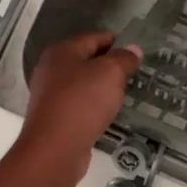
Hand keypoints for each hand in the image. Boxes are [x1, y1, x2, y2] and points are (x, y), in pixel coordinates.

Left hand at [15, 32, 142, 179]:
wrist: (55, 148)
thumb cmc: (83, 103)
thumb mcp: (110, 73)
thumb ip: (123, 59)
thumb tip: (133, 49)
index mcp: (62, 51)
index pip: (94, 38)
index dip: (117, 42)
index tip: (137, 52)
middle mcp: (52, 69)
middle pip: (86, 61)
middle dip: (110, 66)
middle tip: (134, 74)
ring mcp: (50, 94)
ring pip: (82, 84)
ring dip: (101, 88)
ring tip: (124, 94)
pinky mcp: (54, 117)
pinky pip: (78, 105)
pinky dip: (93, 106)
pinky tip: (106, 114)